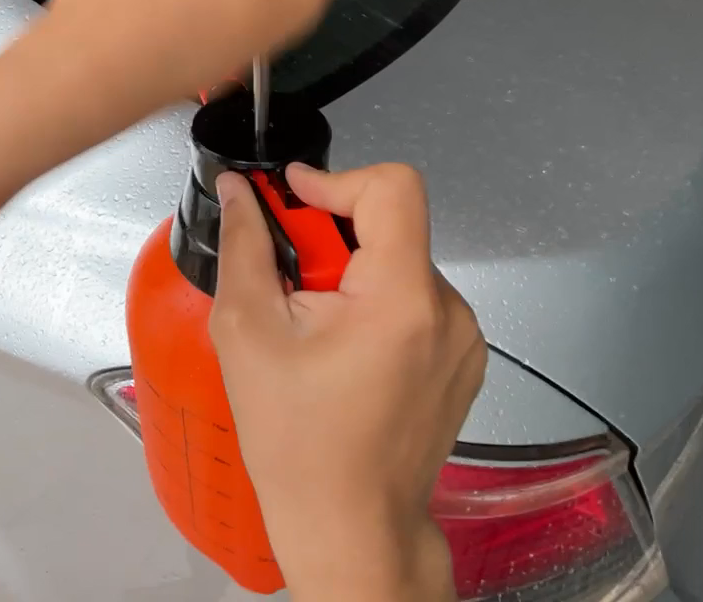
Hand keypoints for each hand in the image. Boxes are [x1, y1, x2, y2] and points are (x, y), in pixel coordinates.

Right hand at [210, 164, 485, 601]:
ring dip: (345, 268)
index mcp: (402, 299)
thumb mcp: (246, 328)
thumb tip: (238, 190)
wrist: (349, 523)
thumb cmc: (294, 435)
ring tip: (307, 320)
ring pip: (397, 259)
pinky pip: (412, 296)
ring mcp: (464, 339)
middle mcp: (449, 311)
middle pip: (389, 224)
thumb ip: (244, 244)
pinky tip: (336, 343)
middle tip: (284, 276)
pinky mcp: (461, 359)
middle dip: (326, 235)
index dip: (333, 179)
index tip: (289, 198)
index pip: (392, 188)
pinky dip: (369, 297)